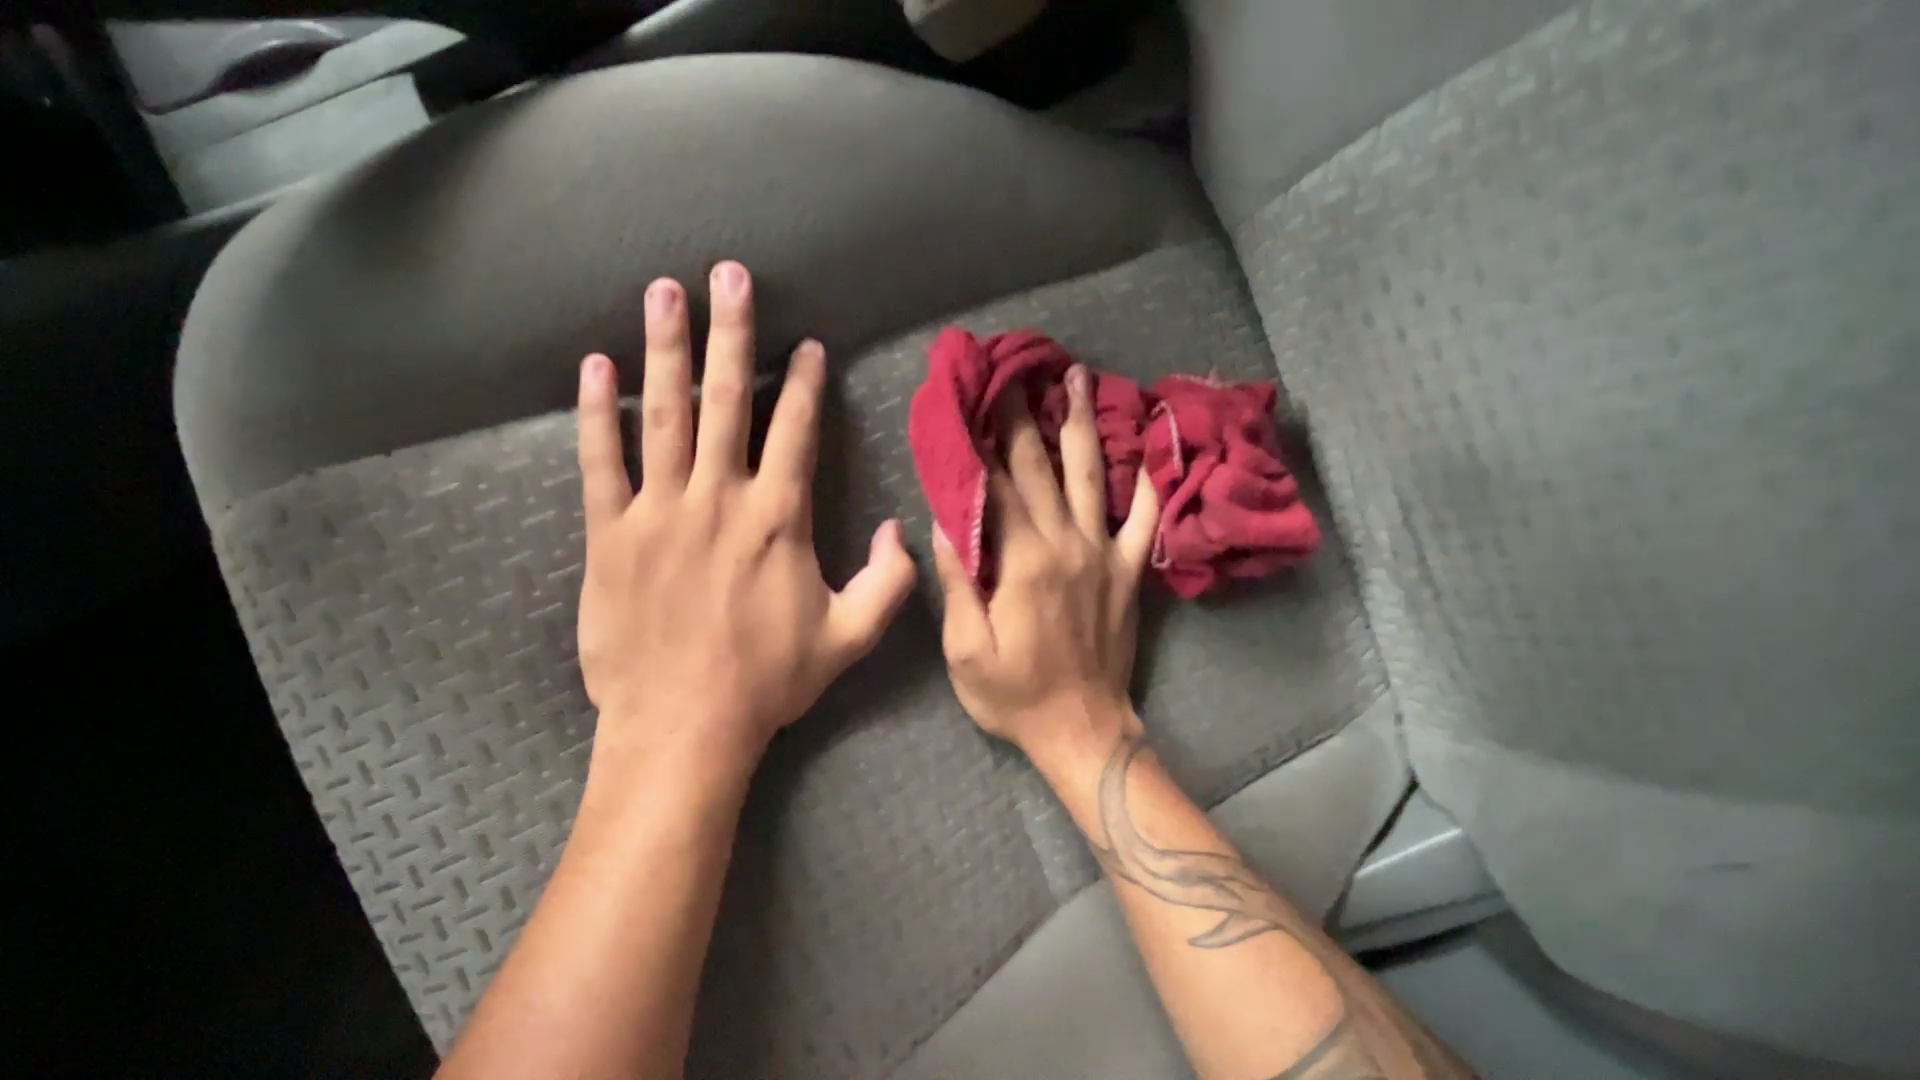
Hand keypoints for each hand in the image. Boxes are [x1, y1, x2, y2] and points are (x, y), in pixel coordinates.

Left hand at [574, 261, 916, 776]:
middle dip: (732, 333)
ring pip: (663, 414)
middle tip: (728, 274)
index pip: (795, 432)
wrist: (683, 725)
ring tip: (663, 292)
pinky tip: (595, 368)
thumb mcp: (849, 638)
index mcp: (778, 519)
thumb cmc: (768, 682)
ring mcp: (659, 512)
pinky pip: (600, 463)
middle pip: (727, 401)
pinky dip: (595, 414)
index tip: (805, 343)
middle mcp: (719, 499)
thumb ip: (889, 582)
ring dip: (666, 349)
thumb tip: (905, 530)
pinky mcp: (610, 535)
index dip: (803, 383)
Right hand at [931, 365, 1160, 761]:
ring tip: (1078, 379)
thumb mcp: (967, 649)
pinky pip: (1144, 521)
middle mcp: (1067, 544)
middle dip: (1024, 416)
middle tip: (1015, 371)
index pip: (996, 487)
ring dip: (1083, 426)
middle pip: (1042, 469)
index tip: (970, 397)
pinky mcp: (1131, 573)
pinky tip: (1146, 451)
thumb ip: (958, 582)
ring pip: (1093, 478)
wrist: (1084, 730)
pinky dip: (1146, 485)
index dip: (980, 440)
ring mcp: (1105, 555)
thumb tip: (943, 521)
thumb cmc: (1015, 695)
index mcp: (1022, 561)